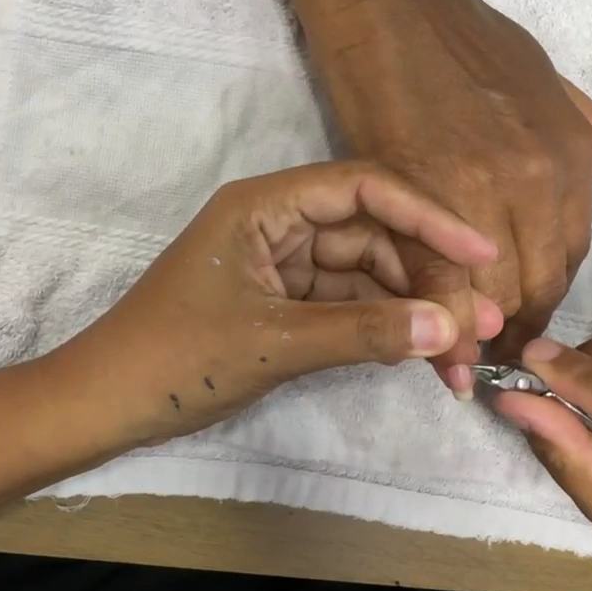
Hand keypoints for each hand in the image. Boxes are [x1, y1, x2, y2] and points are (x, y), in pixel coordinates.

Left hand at [70, 161, 503, 442]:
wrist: (109, 402)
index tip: (482, 253)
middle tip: (480, 330)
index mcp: (264, 206)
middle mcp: (278, 224)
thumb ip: (362, 332)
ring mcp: (282, 265)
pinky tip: (422, 357)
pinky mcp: (283, 303)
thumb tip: (448, 328)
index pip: (362, 188)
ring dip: (412, 310)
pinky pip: (347, 306)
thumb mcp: (274, 343)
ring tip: (460, 357)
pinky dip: (382, 330)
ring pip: (366, 274)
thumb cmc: (177, 358)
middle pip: (373, 234)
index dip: (428, 215)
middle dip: (427, 278)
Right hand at [300, 0, 591, 389]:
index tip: (522, 328)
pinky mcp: (412, 194)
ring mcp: (473, 190)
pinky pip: (434, 274)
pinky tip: (433, 347)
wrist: (390, 3)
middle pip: (534, 284)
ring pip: (487, 290)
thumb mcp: (544, 72)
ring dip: (476, 334)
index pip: (568, 257)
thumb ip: (580, 128)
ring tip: (462, 362)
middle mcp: (531, 182)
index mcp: (564, 156)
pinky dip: (438, 316)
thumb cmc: (464, 34)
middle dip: (513, 329)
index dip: (545, 302)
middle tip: (490, 357)